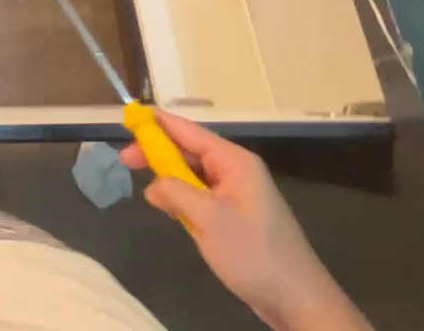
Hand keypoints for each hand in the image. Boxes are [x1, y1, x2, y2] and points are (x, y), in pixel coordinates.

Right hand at [120, 113, 370, 330]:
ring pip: (192, 173)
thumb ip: (174, 190)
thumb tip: (153, 185)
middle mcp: (235, 169)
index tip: (125, 121)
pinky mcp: (235, 215)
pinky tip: (172, 211)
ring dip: (169, 179)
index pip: (186, 129)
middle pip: (188, 149)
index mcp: (233, 161)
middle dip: (157, 153)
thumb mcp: (207, 218)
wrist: (298, 302)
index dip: (154, 123)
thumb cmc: (253, 253)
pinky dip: (182, 198)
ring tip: (152, 195)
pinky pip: (201, 194)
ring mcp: (236, 193)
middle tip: (125, 162)